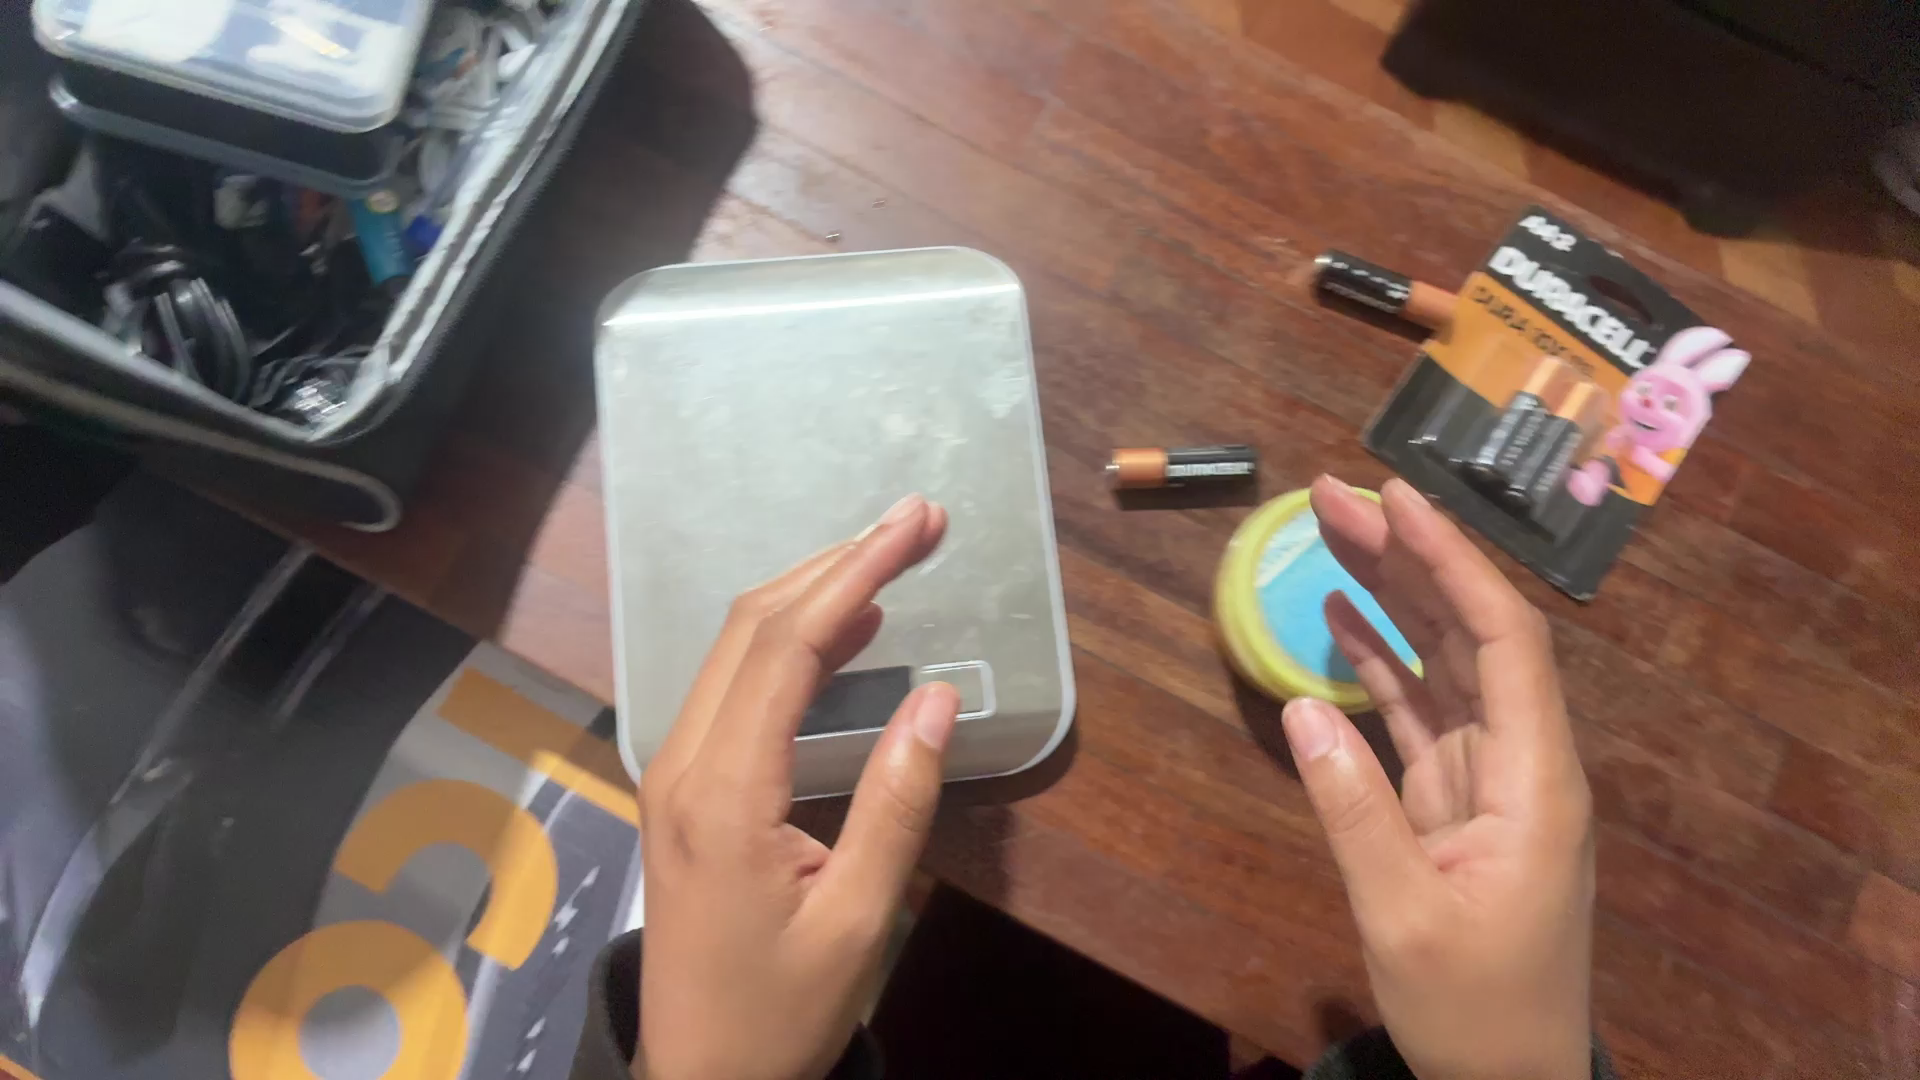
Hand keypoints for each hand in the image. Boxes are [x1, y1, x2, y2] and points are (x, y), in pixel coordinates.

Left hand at [636, 495, 957, 1079]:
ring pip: (743, 641)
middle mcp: (686, 755)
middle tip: (914, 523)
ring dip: (817, 588)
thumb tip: (936, 696)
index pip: (790, 644)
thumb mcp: (858, 918)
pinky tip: (847, 625)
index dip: (857, 573)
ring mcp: (679, 762)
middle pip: (758, 622)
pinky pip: (741, 678)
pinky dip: (797, 635)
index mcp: (724, 788)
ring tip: (890, 555)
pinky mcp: (689, 775)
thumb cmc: (781, 1009)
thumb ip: (897, 801)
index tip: (914, 528)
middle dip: (841, 561)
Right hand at [1289, 477, 1594, 1079]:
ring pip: (1435, 657)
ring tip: (1334, 533)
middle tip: (1335, 498)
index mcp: (1531, 777)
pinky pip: (1410, 701)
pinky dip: (1375, 653)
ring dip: (1387, 594)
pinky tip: (1341, 614)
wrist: (1503, 1074)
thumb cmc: (1472, 1005)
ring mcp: (1478, 767)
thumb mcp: (1404, 915)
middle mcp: (1515, 754)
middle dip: (1405, 557)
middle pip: (1463, 631)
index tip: (1398, 503)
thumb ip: (1353, 808)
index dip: (1452, 564)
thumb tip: (1300, 705)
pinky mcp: (1444, 784)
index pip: (1501, 640)